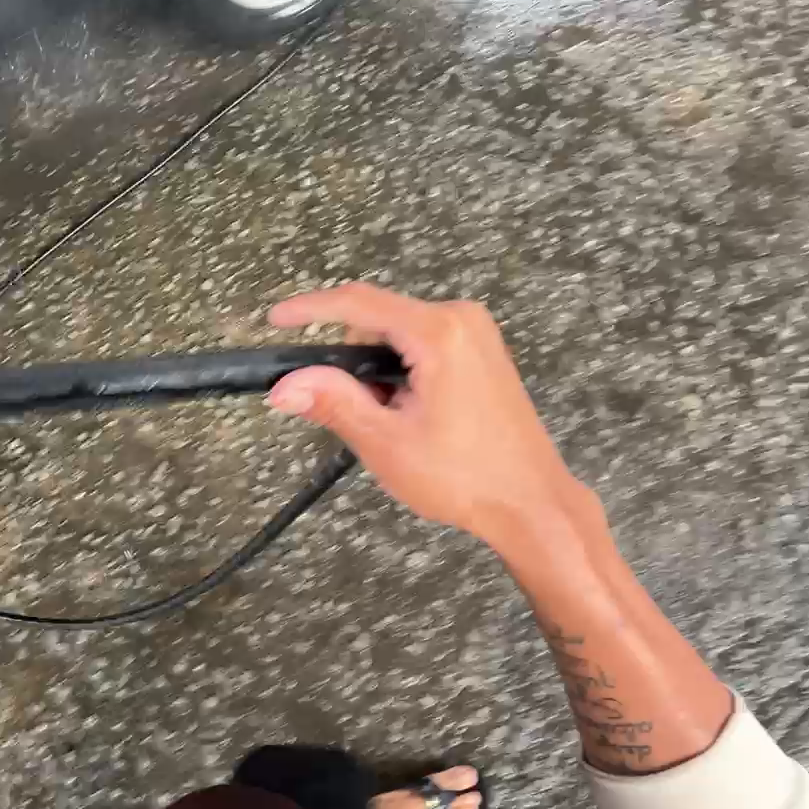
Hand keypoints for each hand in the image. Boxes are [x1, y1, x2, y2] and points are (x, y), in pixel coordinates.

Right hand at [267, 283, 602, 546]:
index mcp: (440, 332)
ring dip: (378, 369)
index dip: (310, 308)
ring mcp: (476, 332)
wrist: (533, 504)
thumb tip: (282, 387)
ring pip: (397, 333)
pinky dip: (400, 370)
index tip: (276, 319)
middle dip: (354, 360)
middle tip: (361, 413)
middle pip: (377, 319)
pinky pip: (420, 342)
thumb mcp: (386, 442)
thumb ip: (332, 402)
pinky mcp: (481, 349)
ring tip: (391, 420)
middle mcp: (461, 318)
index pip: (358, 304)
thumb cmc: (463, 477)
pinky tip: (410, 411)